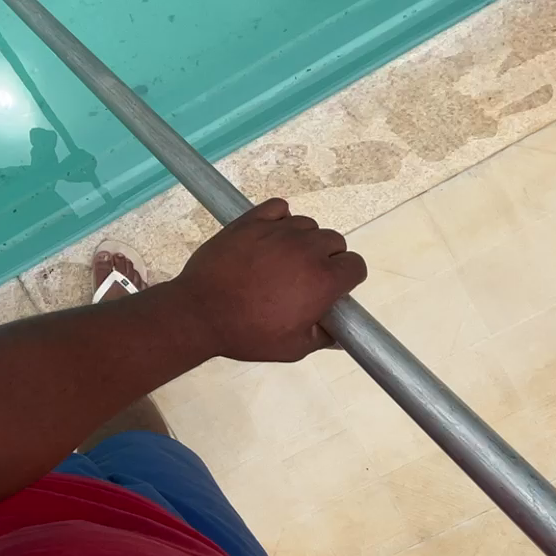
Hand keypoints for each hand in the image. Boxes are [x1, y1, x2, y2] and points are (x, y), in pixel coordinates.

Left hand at [170, 198, 366, 362]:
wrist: (200, 312)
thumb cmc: (246, 333)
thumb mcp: (293, 348)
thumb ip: (322, 338)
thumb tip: (336, 334)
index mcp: (323, 280)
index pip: (355, 266)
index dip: (345, 277)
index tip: (330, 288)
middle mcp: (306, 249)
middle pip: (334, 241)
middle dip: (326, 257)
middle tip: (303, 275)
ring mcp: (276, 232)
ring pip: (306, 224)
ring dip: (302, 238)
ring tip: (282, 258)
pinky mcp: (250, 222)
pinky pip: (277, 207)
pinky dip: (279, 217)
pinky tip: (271, 234)